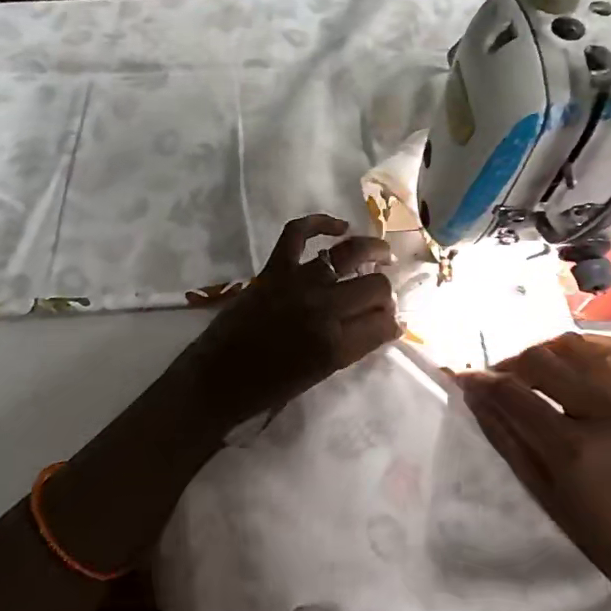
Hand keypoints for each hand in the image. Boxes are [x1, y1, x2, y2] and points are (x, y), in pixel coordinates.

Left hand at [172, 214, 398, 432]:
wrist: (217, 380)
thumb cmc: (271, 387)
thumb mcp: (323, 373)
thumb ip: (356, 345)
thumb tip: (387, 325)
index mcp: (336, 345)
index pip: (385, 322)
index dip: (393, 321)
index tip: (390, 322)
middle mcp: (322, 308)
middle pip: (375, 286)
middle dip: (386, 294)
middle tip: (380, 299)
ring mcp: (297, 283)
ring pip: (349, 255)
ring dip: (373, 251)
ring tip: (383, 255)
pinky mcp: (274, 269)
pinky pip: (298, 233)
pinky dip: (320, 223)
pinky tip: (339, 228)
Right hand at [456, 334, 610, 597]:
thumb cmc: (596, 532)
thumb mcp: (540, 490)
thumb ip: (505, 437)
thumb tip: (475, 397)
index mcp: (573, 446)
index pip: (515, 394)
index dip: (482, 381)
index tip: (463, 377)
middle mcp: (603, 410)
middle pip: (542, 359)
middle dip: (509, 364)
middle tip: (496, 382)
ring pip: (575, 346)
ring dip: (543, 352)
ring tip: (531, 373)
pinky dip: (584, 348)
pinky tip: (568, 363)